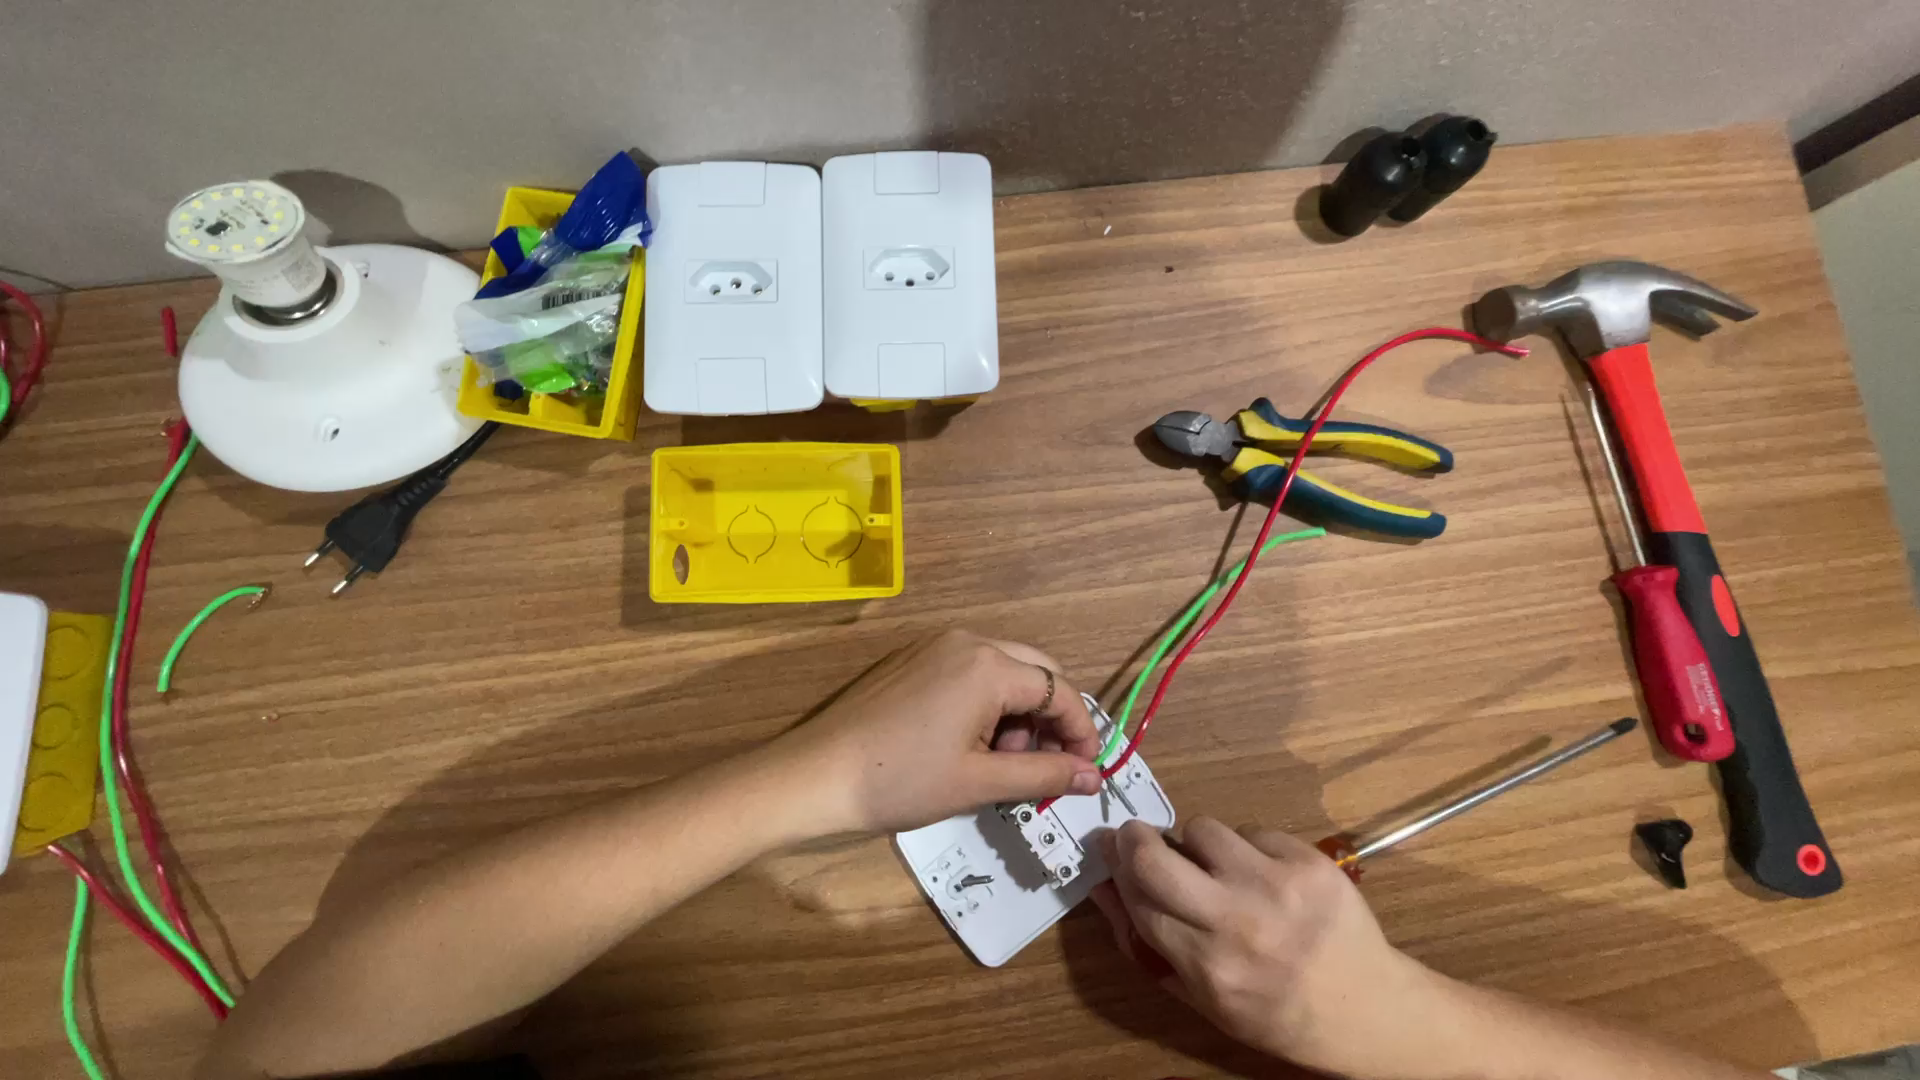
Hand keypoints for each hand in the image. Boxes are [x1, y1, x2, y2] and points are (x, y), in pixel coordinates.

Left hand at [772, 630, 1105, 834]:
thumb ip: (1045, 775)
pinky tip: (966, 743)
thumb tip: (1095, 777)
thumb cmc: (902, 780)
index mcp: (989, 665)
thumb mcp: (980, 783)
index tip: (1084, 773)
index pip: (1058, 690)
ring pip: (1001, 671)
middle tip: (1041, 768)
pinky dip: (985, 704)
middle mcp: (967, 641)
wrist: (815, 773)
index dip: (1080, 731)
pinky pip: (969, 671)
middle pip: (1033, 671)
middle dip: (1047, 719)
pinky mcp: (912, 659)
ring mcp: (935, 645)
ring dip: (1016, 714)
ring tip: (998, 764)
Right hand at [1092, 819, 1460, 1078]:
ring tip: (1218, 869)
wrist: (1370, 1011)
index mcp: (1208, 967)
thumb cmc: (1275, 1012)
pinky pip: (1250, 830)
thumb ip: (1143, 943)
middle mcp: (1238, 923)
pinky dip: (1247, 848)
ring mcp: (1276, 886)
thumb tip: (1101, 883)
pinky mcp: (1308, 860)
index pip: (1136, 898)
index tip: (1110, 849)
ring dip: (1198, 845)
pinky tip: (1263, 876)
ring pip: (1201, 829)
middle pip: (1153, 856)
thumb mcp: (1201, 998)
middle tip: (1138, 838)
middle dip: (1134, 838)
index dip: (1116, 868)